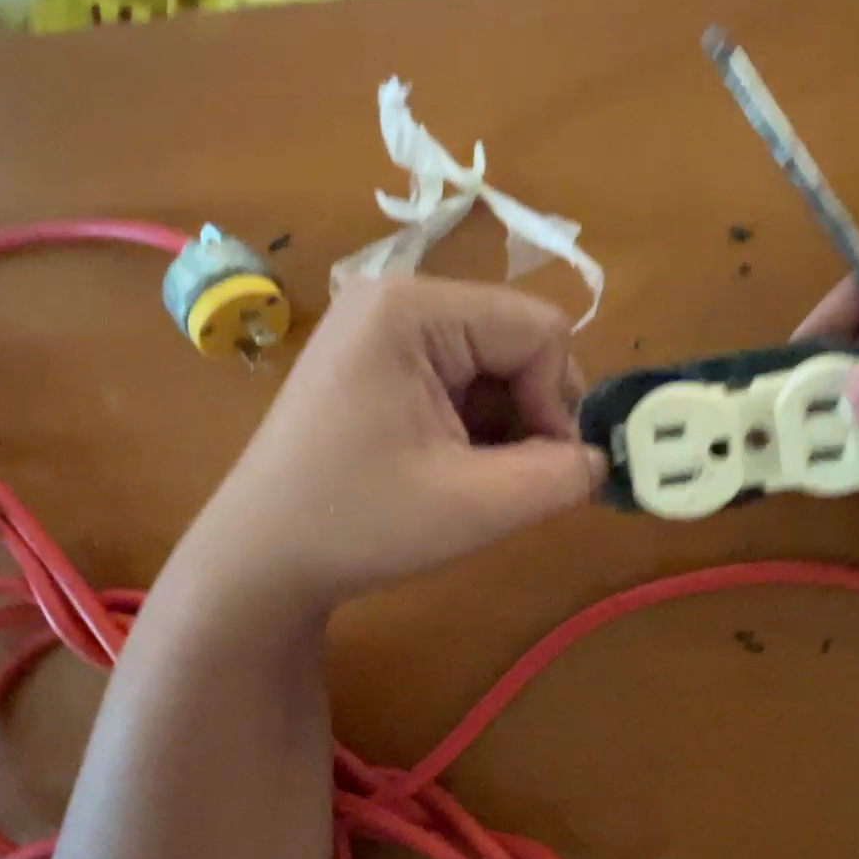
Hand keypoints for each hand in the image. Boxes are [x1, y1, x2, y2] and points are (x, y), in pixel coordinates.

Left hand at [205, 276, 605, 606]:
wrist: (259, 560)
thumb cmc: (358, 525)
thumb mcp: (475, 506)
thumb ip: (560, 477)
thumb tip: (600, 459)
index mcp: (412, 308)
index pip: (538, 330)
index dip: (560, 401)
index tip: (546, 468)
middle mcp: (395, 298)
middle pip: (514, 340)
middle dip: (531, 413)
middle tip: (515, 479)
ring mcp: (379, 328)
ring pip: (491, 363)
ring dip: (504, 424)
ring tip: (474, 480)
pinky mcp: (375, 361)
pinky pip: (457, 378)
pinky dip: (474, 425)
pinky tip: (450, 468)